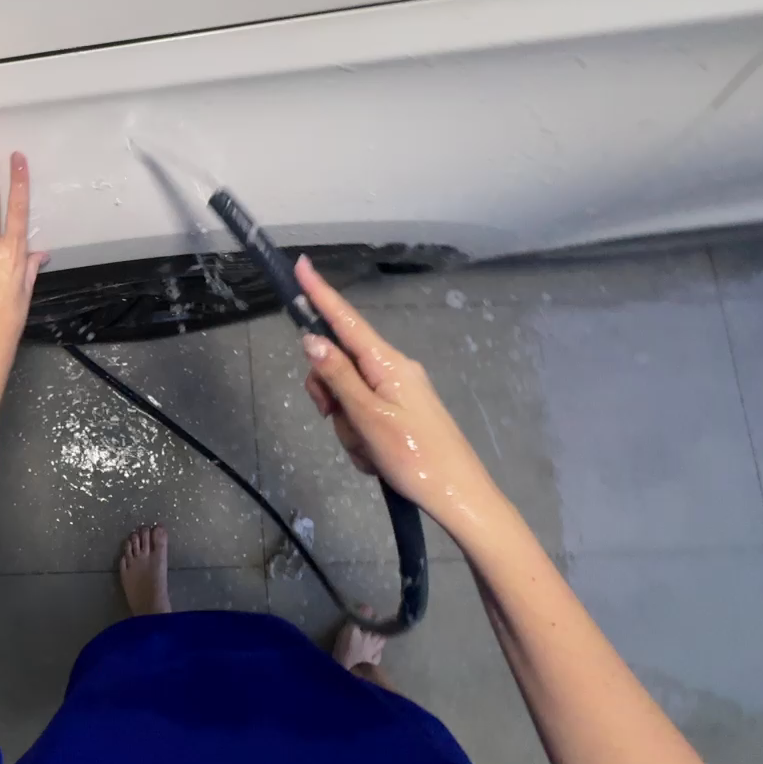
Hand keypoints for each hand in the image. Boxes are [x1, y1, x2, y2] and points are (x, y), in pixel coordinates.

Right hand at [295, 257, 502, 528]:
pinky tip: (374, 457)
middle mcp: (393, 368)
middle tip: (332, 418)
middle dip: (328, 392)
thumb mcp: (368, 417)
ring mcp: (399, 390)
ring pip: (347, 394)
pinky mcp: (401, 411)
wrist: (460, 498)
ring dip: (346, 423)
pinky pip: (363, 413)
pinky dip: (360, 435)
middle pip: (339, 363)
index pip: (345, 320)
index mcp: (388, 363)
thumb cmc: (415, 456)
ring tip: (366, 449)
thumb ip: (338, 377)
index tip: (302, 265)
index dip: (321, 294)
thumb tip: (312, 339)